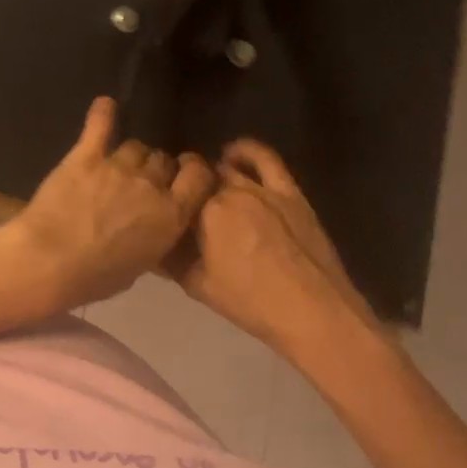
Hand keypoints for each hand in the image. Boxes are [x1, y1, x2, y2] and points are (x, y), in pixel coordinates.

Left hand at [6, 97, 214, 308]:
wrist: (52, 259)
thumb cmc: (97, 275)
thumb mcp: (143, 263)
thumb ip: (156, 234)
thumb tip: (154, 223)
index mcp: (172, 216)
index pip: (199, 177)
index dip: (193, 171)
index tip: (186, 173)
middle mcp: (150, 185)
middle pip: (163, 160)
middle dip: (156, 168)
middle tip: (140, 181)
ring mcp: (117, 166)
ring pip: (135, 147)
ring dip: (130, 154)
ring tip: (117, 164)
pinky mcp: (85, 156)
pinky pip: (99, 127)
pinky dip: (102, 114)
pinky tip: (105, 104)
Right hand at [162, 139, 380, 355]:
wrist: (316, 316)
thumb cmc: (251, 303)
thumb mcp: (196, 286)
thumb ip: (169, 259)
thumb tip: (150, 244)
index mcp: (202, 211)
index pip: (177, 193)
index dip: (171, 201)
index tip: (168, 214)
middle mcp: (228, 191)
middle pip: (199, 179)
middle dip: (191, 189)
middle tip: (189, 208)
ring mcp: (261, 189)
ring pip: (225, 169)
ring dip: (213, 176)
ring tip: (209, 190)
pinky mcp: (289, 193)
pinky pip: (264, 159)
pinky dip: (245, 151)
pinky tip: (233, 156)